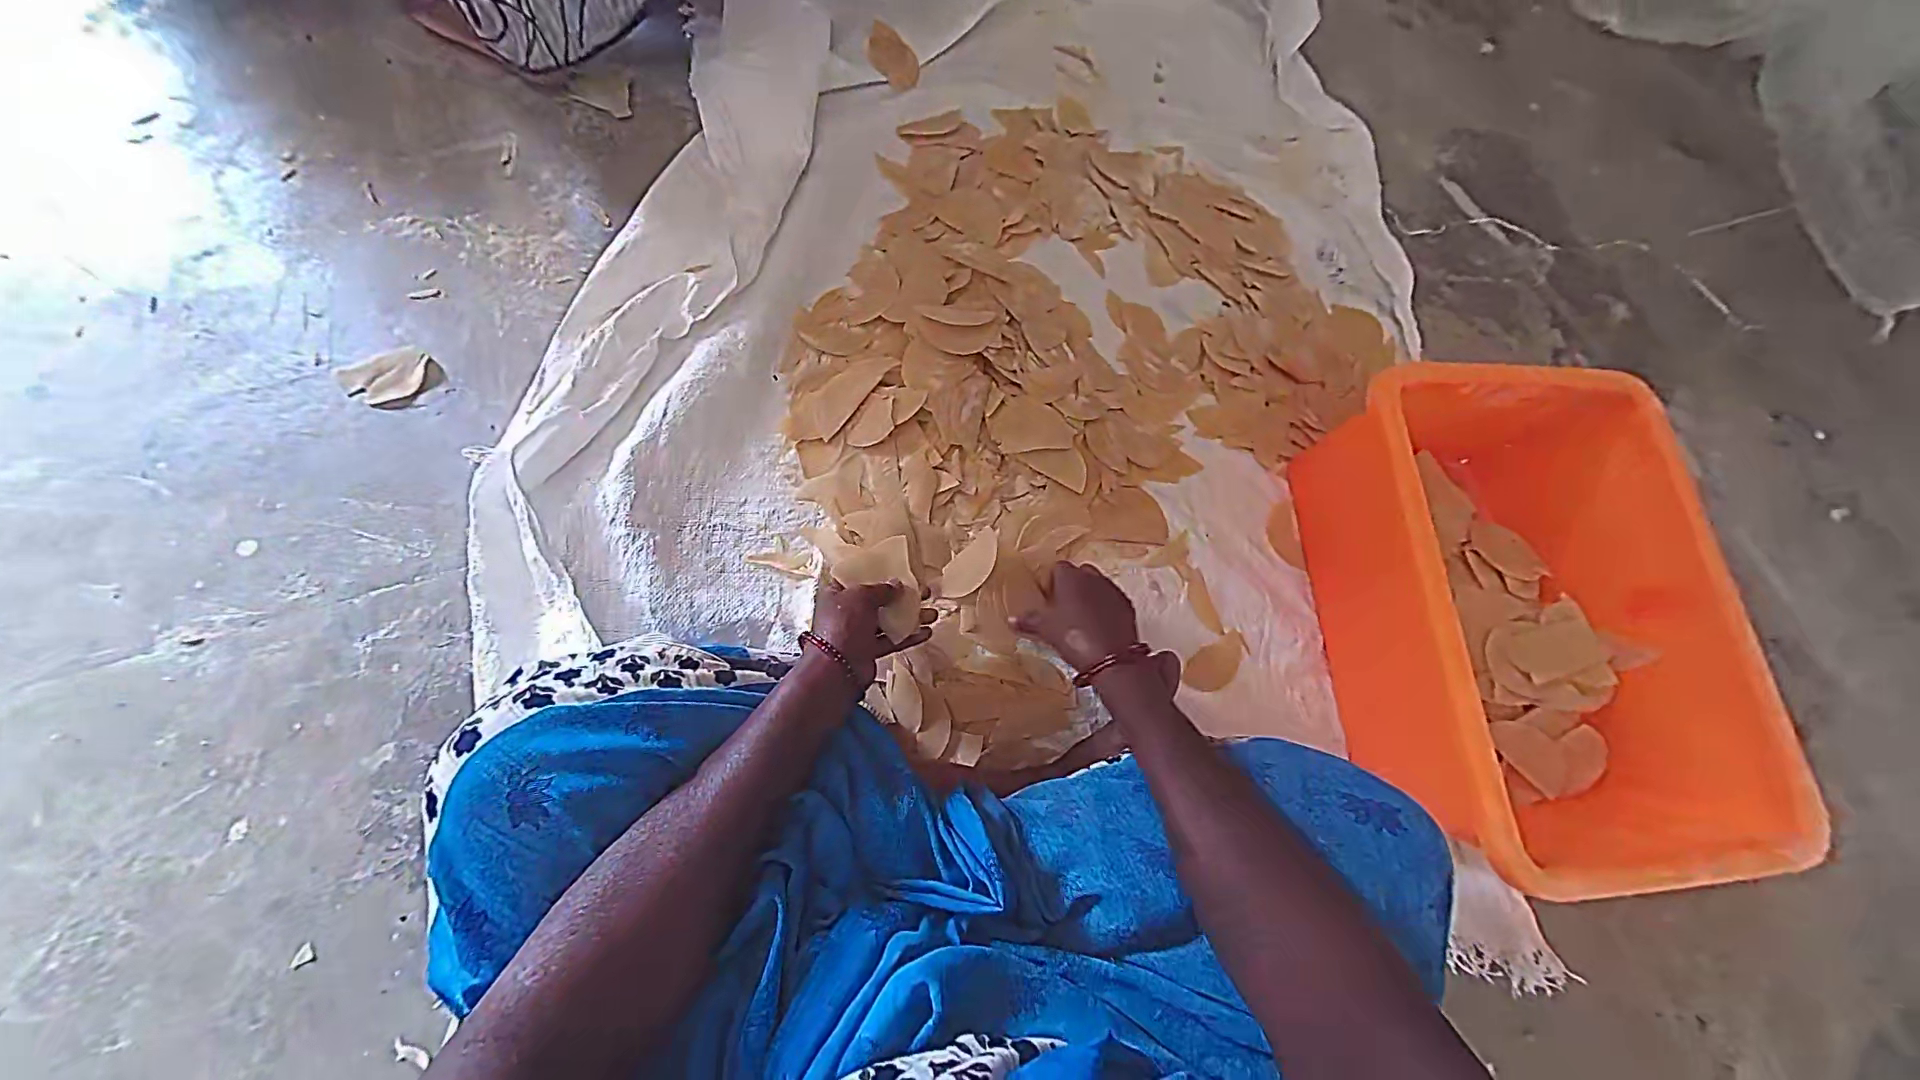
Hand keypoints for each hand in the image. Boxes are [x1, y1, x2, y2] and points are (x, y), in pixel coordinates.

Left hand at [809, 580, 931, 684]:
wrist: (838, 668)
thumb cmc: (843, 624)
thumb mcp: (861, 596)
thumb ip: (882, 589)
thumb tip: (897, 584)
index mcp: (836, 594)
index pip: (856, 579)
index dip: (876, 573)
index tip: (896, 570)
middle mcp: (846, 612)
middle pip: (878, 600)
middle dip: (901, 597)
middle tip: (922, 592)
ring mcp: (857, 632)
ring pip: (888, 621)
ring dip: (910, 617)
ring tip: (932, 614)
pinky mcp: (868, 650)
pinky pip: (891, 640)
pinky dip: (908, 637)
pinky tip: (926, 633)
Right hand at [1012, 563, 1163, 674]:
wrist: (1111, 656)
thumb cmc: (1072, 636)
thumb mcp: (1046, 629)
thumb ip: (1029, 620)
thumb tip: (1011, 619)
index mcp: (1069, 576)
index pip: (1058, 568)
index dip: (1052, 582)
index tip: (1047, 598)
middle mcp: (1092, 576)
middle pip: (1079, 573)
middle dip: (1072, 585)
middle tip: (1062, 607)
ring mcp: (1111, 589)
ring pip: (1097, 585)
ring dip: (1089, 595)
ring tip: (1080, 618)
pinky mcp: (1126, 604)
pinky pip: (1111, 599)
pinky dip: (1104, 607)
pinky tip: (1098, 625)